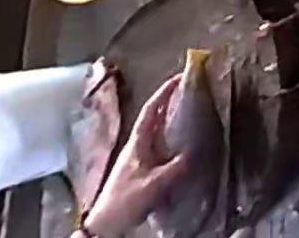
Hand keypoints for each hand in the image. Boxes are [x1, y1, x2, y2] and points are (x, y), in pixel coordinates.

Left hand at [79, 76, 189, 237]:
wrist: (102, 228)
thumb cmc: (124, 201)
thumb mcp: (153, 185)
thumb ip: (176, 168)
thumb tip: (196, 151)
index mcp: (137, 141)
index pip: (151, 108)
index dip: (165, 91)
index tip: (180, 76)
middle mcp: (136, 144)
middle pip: (153, 115)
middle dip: (169, 99)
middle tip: (188, 90)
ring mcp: (136, 157)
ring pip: (155, 129)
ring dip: (169, 117)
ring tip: (188, 111)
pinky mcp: (138, 170)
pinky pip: (157, 144)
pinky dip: (169, 136)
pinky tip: (179, 143)